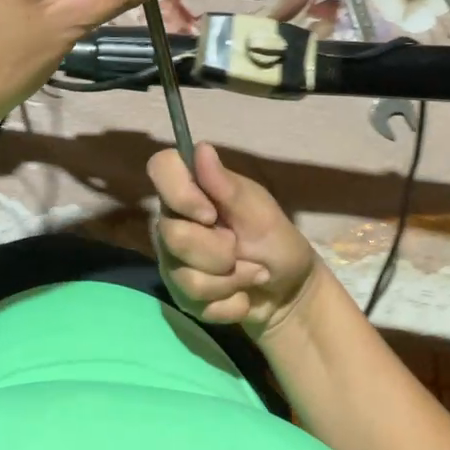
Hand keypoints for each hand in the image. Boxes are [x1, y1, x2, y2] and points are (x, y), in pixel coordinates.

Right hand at [149, 142, 320, 339]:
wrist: (289, 294)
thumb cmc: (277, 242)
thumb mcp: (261, 213)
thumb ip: (228, 186)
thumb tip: (201, 147)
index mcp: (192, 188)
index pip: (160, 168)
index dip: (179, 192)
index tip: (209, 213)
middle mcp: (173, 218)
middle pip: (172, 234)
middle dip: (219, 251)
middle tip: (241, 248)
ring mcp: (172, 257)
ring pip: (185, 274)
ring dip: (230, 280)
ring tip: (249, 273)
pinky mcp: (179, 292)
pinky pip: (194, 301)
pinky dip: (229, 302)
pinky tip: (240, 295)